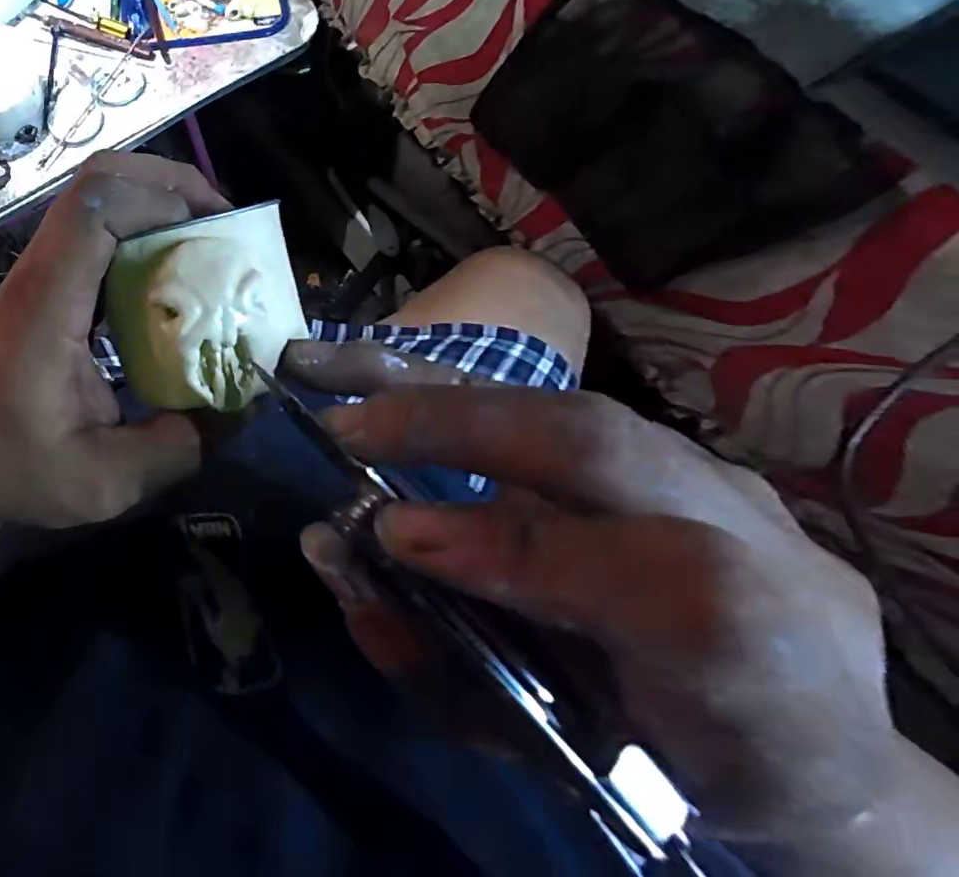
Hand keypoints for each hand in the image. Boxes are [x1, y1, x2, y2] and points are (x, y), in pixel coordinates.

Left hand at [0, 152, 229, 528]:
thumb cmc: (13, 469)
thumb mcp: (105, 482)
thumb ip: (180, 446)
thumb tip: (243, 403)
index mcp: (46, 307)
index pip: (96, 207)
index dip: (162, 200)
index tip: (219, 236)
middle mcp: (38, 275)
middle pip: (98, 181)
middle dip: (170, 187)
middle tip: (226, 227)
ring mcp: (37, 275)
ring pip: (96, 199)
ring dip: (157, 205)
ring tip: (211, 242)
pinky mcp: (44, 287)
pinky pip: (95, 233)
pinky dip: (140, 233)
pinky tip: (175, 272)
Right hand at [281, 341, 905, 850]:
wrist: (802, 745)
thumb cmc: (647, 758)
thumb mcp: (541, 745)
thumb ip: (438, 661)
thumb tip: (332, 557)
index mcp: (756, 667)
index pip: (668, 591)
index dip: (517, 553)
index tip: (391, 534)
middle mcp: (751, 548)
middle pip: (611, 452)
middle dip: (455, 427)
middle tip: (337, 427)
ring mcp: (713, 490)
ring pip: (578, 412)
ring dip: (432, 389)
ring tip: (322, 368)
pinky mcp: (671, 457)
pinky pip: (551, 407)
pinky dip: (449, 389)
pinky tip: (372, 373)